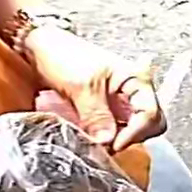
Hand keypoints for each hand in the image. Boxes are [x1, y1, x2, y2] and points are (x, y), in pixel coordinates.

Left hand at [24, 27, 165, 151]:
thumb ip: (96, 115)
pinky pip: (121, 130)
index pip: (150, 114)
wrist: (39, 46)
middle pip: (152, 124)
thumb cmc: (62, 53)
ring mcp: (125, 103)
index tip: (112, 145)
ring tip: (98, 142)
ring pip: (139, 130)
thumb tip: (107, 141)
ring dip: (121, 139)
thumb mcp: (81, 85)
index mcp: (138, 80)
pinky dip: (111, 138)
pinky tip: (95, 137)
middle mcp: (137, 93)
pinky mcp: (111, 111)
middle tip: (108, 145)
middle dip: (133, 137)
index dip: (134, 132)